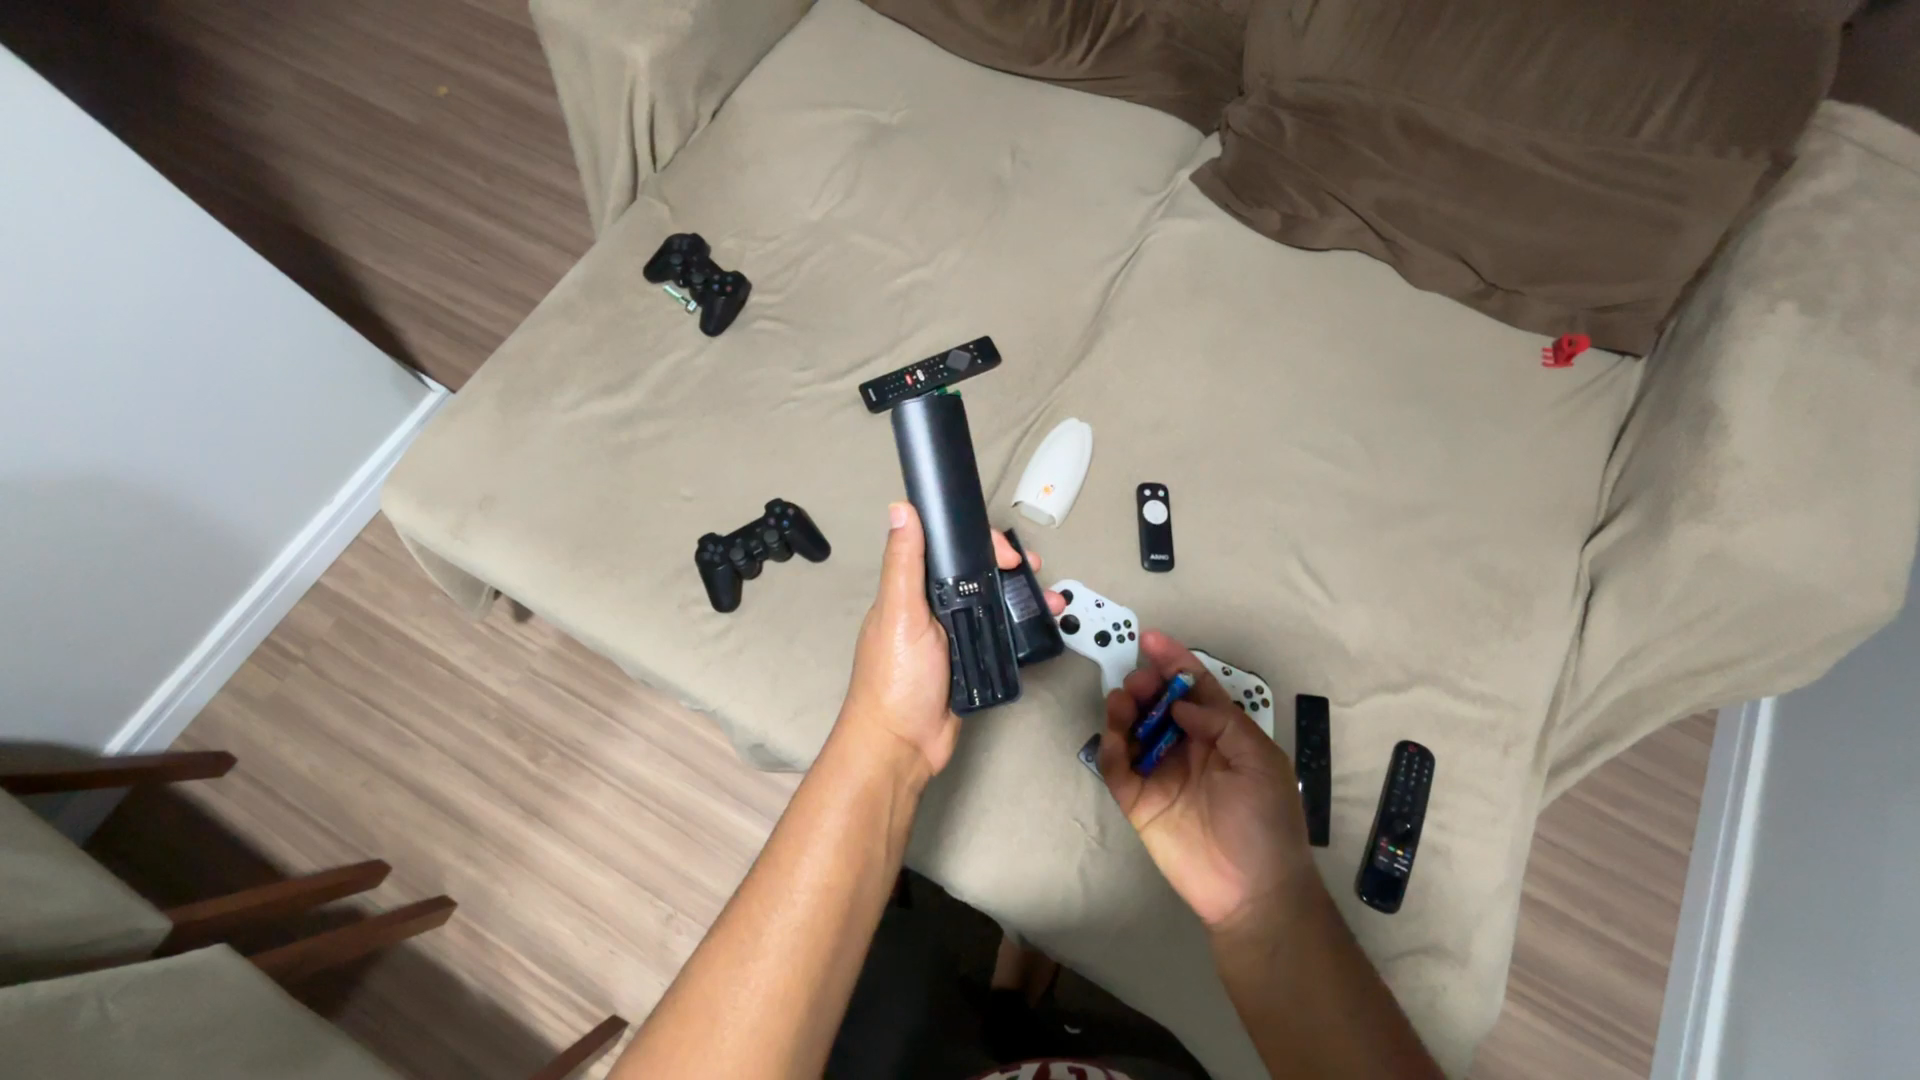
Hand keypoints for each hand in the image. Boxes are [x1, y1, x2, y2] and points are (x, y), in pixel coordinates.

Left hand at [838, 502, 1063, 779]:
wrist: (904, 745)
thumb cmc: (896, 676)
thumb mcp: (899, 613)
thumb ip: (904, 562)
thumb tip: (900, 508)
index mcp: (912, 590)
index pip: (948, 549)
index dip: (979, 541)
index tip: (1006, 550)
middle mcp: (934, 608)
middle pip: (978, 574)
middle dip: (1010, 567)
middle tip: (1035, 569)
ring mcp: (955, 635)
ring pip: (995, 603)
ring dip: (1025, 595)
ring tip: (1053, 599)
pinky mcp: (972, 660)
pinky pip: (1002, 634)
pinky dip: (1024, 625)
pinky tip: (1045, 623)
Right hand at [1098, 631, 1316, 931]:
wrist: (1255, 892)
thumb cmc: (1267, 823)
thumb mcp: (1260, 762)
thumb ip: (1223, 722)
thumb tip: (1181, 701)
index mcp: (1220, 736)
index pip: (1193, 690)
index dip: (1174, 662)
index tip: (1152, 638)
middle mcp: (1186, 748)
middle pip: (1157, 704)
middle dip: (1146, 683)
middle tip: (1140, 679)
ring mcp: (1160, 774)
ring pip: (1132, 730)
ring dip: (1124, 709)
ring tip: (1124, 699)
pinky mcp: (1139, 801)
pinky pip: (1117, 768)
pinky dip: (1111, 747)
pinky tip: (1116, 736)